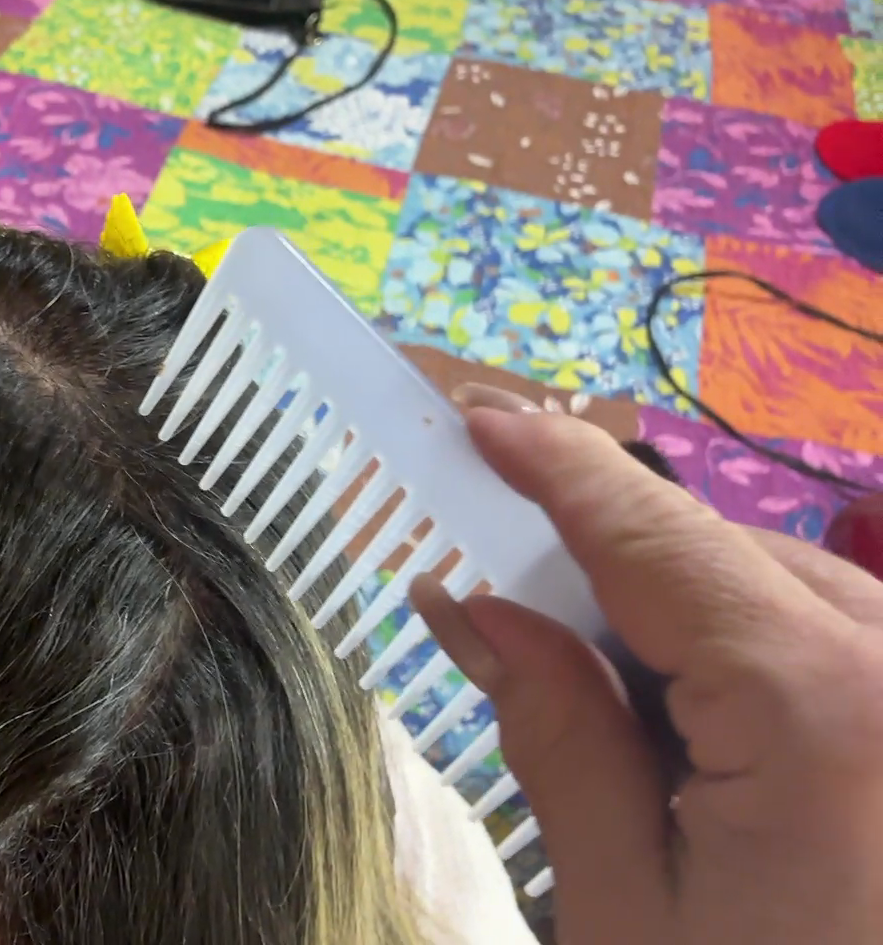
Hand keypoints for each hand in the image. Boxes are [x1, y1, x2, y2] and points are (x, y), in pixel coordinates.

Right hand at [413, 396, 882, 943]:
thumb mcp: (625, 902)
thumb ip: (554, 731)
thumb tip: (470, 605)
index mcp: (832, 715)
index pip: (655, 539)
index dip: (557, 467)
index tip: (480, 418)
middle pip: (727, 560)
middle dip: (608, 556)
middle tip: (501, 591)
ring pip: (795, 598)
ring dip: (680, 610)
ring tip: (620, 695)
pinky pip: (849, 651)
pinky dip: (751, 655)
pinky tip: (708, 731)